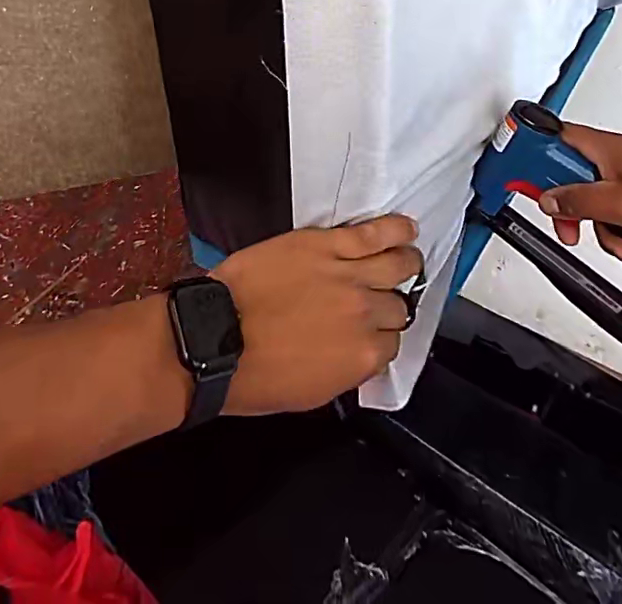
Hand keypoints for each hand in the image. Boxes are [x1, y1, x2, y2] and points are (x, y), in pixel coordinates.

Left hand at [208, 215, 422, 415]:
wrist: (214, 337)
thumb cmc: (252, 373)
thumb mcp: (311, 392)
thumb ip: (347, 370)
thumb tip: (360, 354)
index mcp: (362, 356)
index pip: (392, 342)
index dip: (381, 335)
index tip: (373, 328)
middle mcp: (364, 315)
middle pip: (398, 305)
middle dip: (389, 303)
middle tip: (379, 297)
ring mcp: (347, 276)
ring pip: (397, 264)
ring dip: (406, 263)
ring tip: (406, 258)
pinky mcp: (326, 245)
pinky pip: (374, 233)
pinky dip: (395, 229)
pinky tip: (405, 228)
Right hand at [539, 125, 621, 270]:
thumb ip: (578, 201)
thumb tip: (550, 198)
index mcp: (606, 147)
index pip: (552, 139)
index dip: (530, 154)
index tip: (512, 171)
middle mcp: (619, 156)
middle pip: (572, 177)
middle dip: (572, 209)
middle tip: (570, 226)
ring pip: (599, 201)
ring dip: (604, 229)